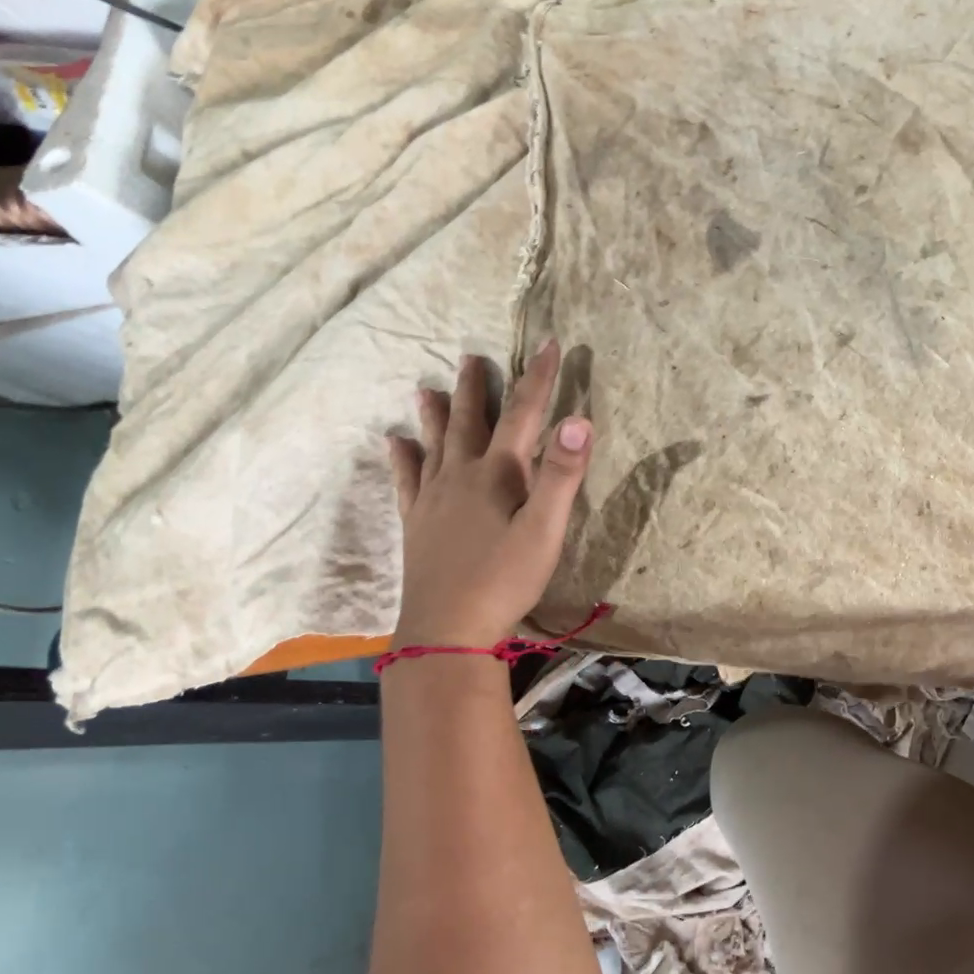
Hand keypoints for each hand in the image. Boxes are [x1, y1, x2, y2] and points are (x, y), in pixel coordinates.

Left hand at [387, 341, 592, 650]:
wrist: (445, 628)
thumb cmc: (505, 578)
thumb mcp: (546, 529)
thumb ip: (562, 475)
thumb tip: (578, 421)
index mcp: (497, 474)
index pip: (523, 414)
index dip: (539, 379)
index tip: (550, 345)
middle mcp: (460, 476)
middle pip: (471, 422)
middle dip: (477, 388)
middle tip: (472, 357)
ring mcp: (433, 499)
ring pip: (435, 444)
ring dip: (437, 414)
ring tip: (428, 388)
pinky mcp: (417, 523)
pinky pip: (407, 479)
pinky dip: (403, 457)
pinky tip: (395, 444)